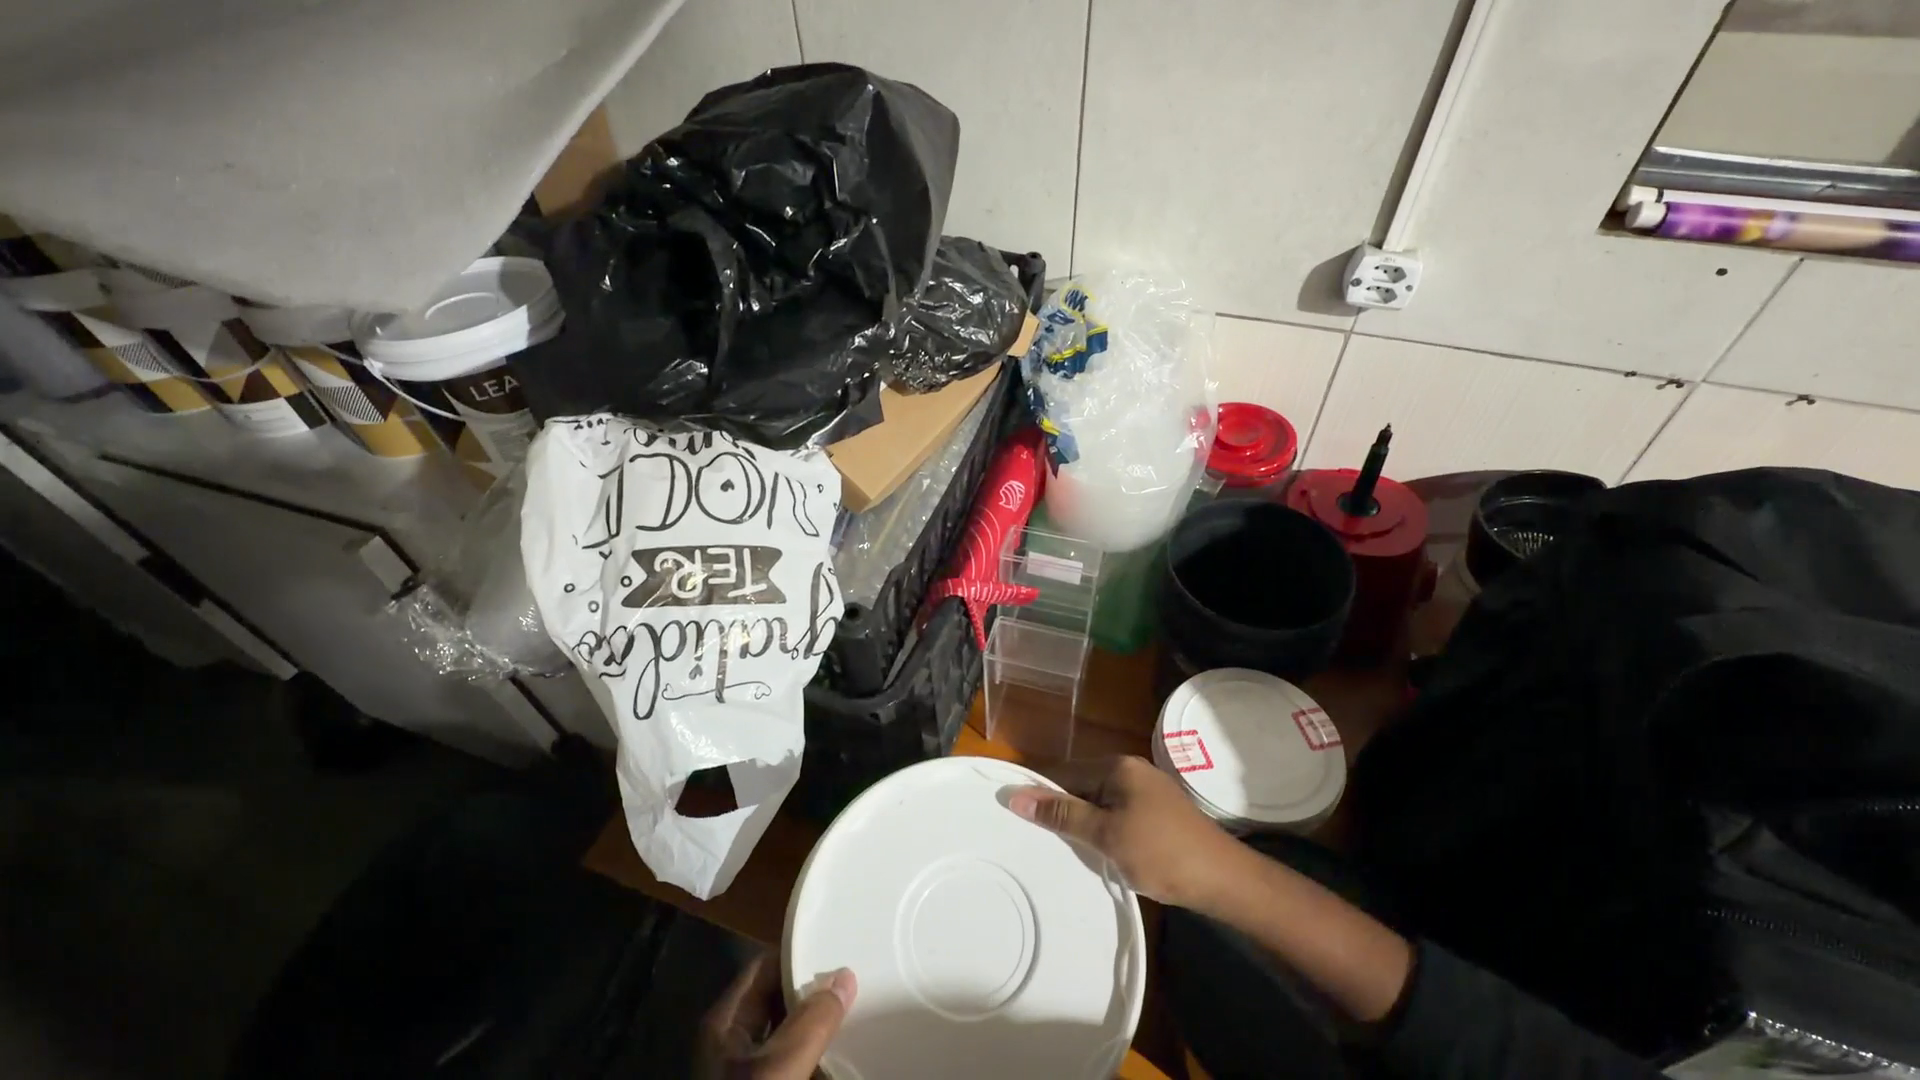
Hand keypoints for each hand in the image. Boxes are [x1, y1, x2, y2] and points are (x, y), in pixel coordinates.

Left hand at [697, 952, 856, 1079]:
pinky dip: (819, 1058)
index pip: (764, 967)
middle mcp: (735, 1042)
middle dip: (816, 992)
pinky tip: (846, 1056)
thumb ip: (812, 1022)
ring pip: (790, 1034)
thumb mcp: (780, 1066)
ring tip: (859, 1010)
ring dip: (820, 1026)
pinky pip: (796, 1065)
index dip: (799, 954)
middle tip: (857, 979)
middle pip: (779, 1001)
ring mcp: (750, 1072)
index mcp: (726, 1023)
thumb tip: (843, 976)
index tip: (839, 944)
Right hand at [1007, 755, 1245, 912]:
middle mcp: (1133, 770)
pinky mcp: (1159, 812)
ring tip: (1067, 850)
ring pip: (1100, 802)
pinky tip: (1100, 852)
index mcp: (1118, 766)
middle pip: (1082, 785)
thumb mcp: (1105, 835)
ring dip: (1084, 823)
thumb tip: (1015, 795)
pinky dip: (1105, 830)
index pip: (1064, 773)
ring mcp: (1148, 791)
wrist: (1223, 880)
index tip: (1018, 820)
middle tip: (1041, 842)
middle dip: (1063, 811)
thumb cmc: (1161, 854)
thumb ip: (1061, 814)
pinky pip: (1118, 813)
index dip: (1040, 795)